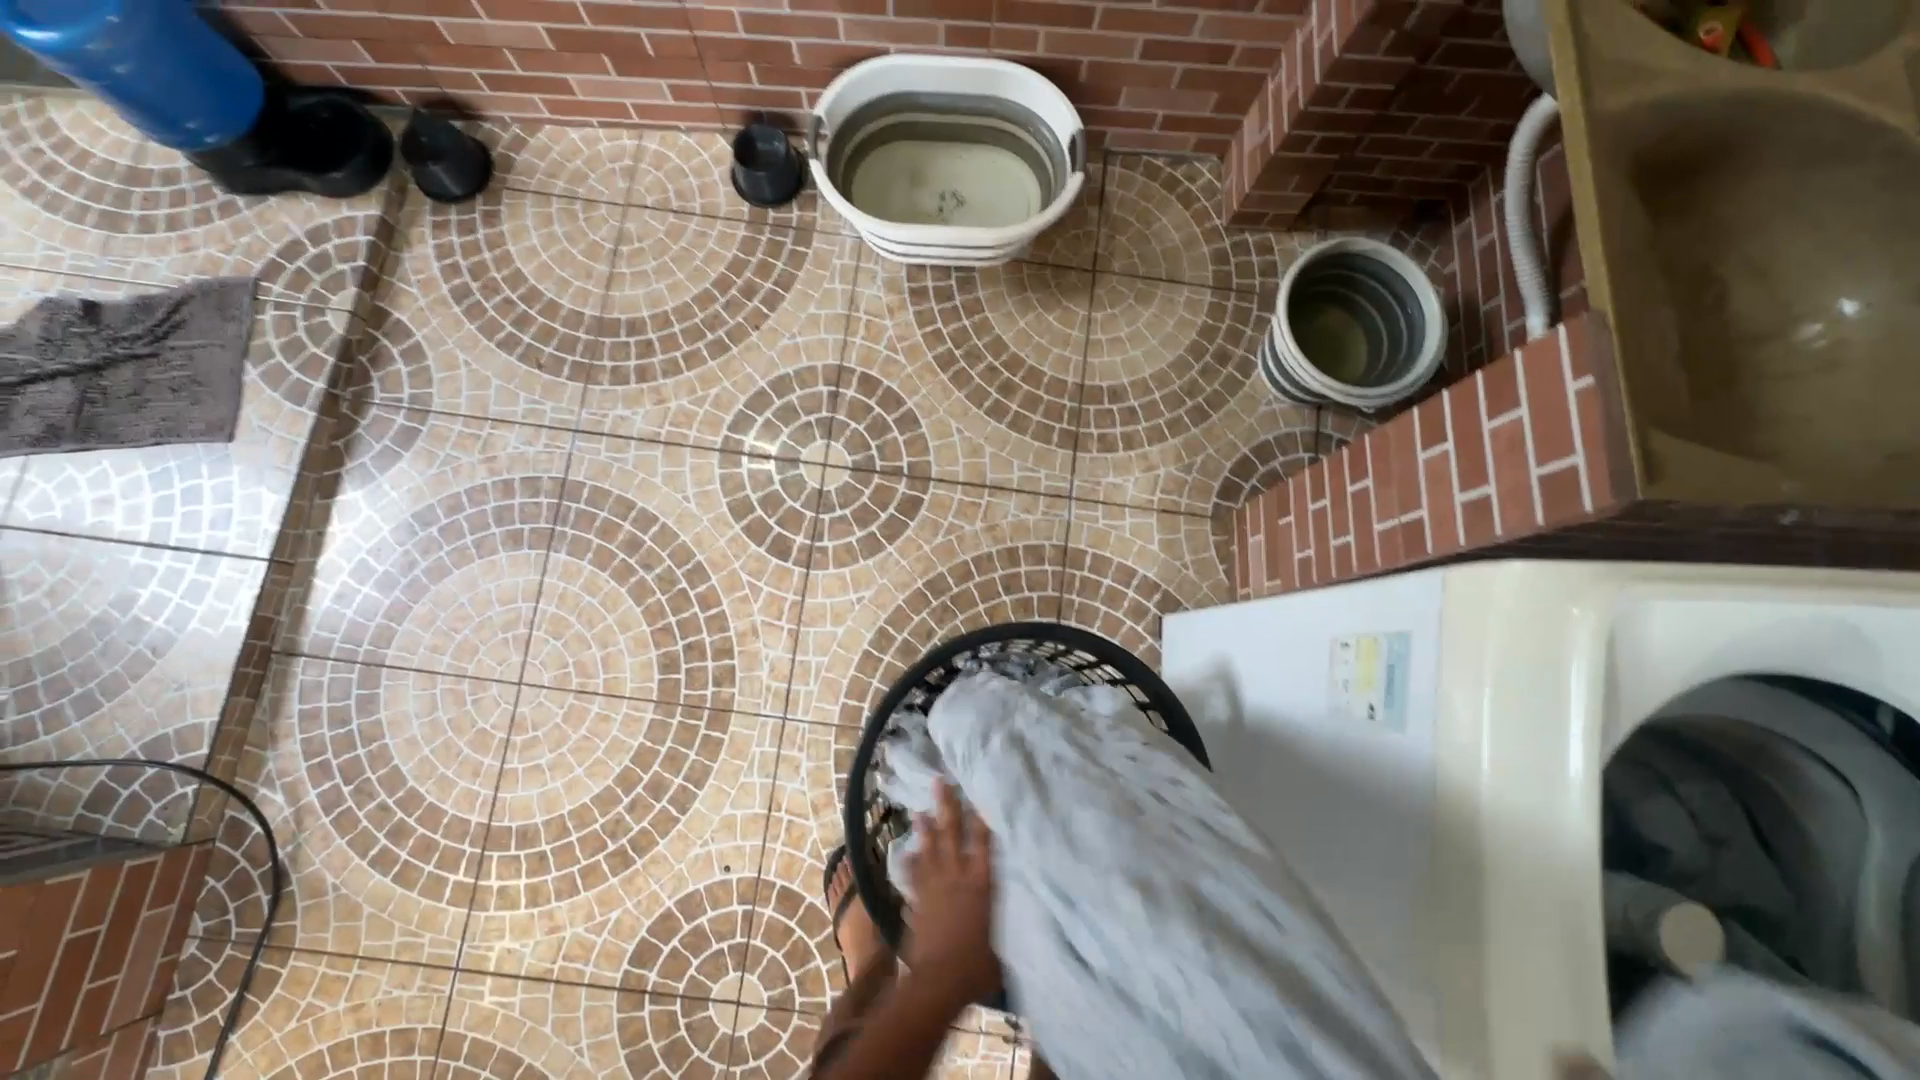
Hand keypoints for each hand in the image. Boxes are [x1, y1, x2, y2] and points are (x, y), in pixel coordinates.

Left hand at [903, 779, 1000, 1007]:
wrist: (938, 980)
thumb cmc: (977, 965)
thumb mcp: (998, 943)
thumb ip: (998, 924)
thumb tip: (1006, 924)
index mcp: (981, 883)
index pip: (983, 842)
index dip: (981, 816)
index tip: (979, 792)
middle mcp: (956, 877)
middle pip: (951, 834)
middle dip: (946, 806)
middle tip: (939, 781)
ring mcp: (933, 887)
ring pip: (929, 849)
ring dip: (925, 829)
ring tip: (920, 809)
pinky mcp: (917, 901)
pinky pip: (913, 875)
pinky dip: (911, 862)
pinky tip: (908, 851)